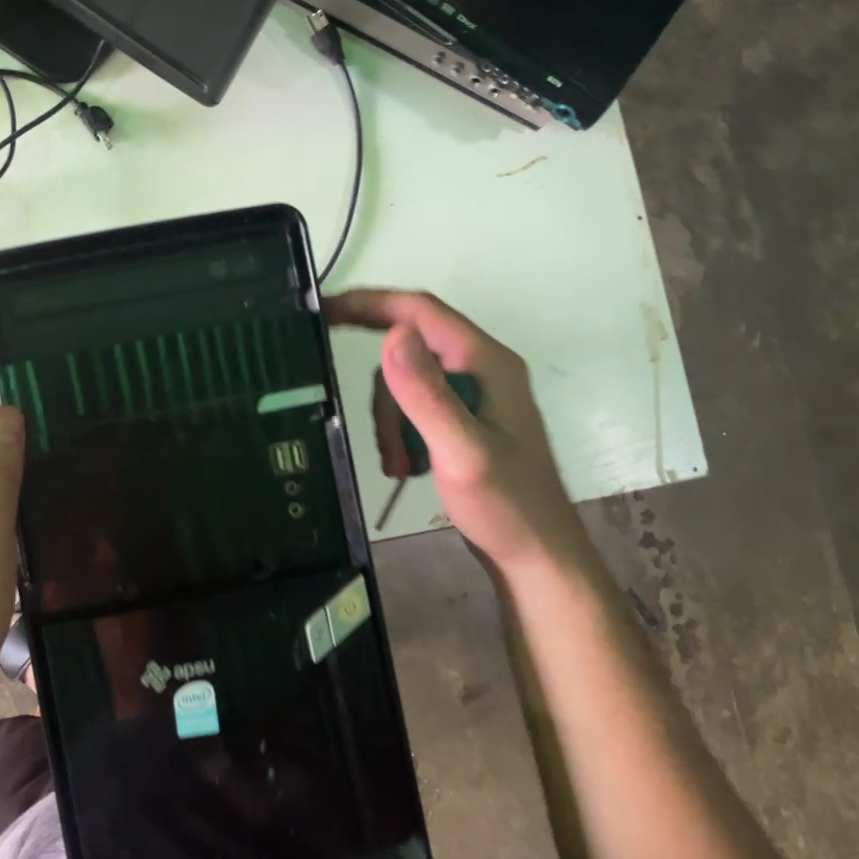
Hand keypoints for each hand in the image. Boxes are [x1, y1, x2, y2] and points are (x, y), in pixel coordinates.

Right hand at [325, 290, 589, 574]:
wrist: (536, 554)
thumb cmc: (506, 505)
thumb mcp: (461, 451)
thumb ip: (425, 394)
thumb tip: (392, 335)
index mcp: (485, 362)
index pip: (419, 311)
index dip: (369, 304)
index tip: (322, 310)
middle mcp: (479, 368)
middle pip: (405, 353)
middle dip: (384, 398)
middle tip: (385, 444)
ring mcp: (471, 394)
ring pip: (403, 385)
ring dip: (390, 424)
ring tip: (401, 466)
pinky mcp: (461, 419)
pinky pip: (412, 409)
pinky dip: (399, 435)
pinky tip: (407, 466)